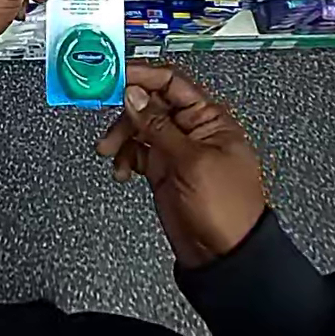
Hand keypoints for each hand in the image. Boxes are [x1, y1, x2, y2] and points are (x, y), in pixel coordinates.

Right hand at [96, 63, 265, 268]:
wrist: (225, 260)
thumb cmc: (225, 208)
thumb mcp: (191, 161)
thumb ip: (159, 126)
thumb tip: (134, 94)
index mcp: (208, 117)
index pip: (171, 82)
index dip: (143, 76)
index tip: (116, 75)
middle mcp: (190, 128)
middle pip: (150, 103)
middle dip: (126, 110)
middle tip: (109, 121)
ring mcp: (175, 149)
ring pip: (139, 126)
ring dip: (121, 135)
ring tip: (109, 152)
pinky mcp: (163, 169)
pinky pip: (137, 151)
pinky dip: (124, 156)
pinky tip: (120, 170)